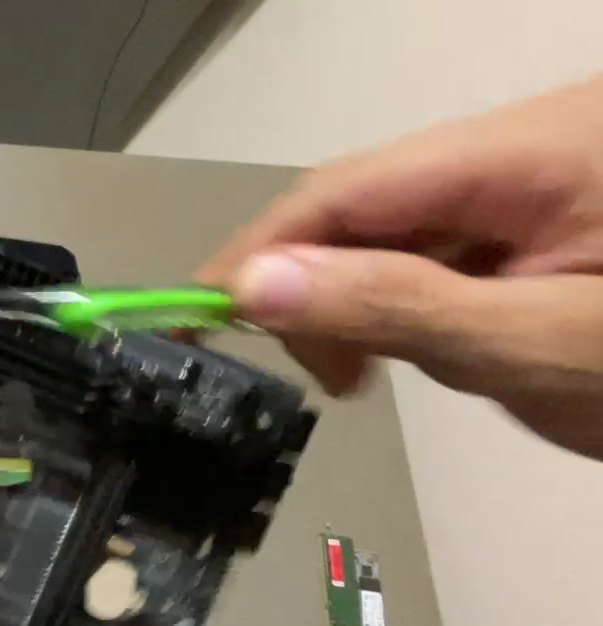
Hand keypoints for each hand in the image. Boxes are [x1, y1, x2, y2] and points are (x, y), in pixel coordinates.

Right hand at [196, 74, 602, 458]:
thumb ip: (391, 308)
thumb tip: (251, 287)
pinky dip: (387, 300)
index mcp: (539, 149)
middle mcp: (529, 142)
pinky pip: (420, 245)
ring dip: (343, 301)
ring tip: (367, 369)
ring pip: (376, 231)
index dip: (252, 257)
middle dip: (302, 289)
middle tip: (316, 373)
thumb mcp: (538, 345)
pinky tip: (410, 339)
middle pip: (352, 206)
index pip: (340, 191)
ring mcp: (533, 174)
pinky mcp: (534, 209)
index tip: (196, 326)